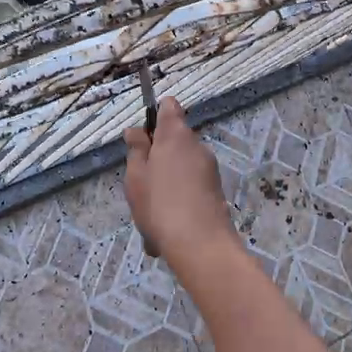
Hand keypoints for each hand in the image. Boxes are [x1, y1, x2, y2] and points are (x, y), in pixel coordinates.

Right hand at [124, 97, 235, 258]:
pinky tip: (163, 235)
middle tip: (141, 186)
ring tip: (150, 221)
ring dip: (166, 187)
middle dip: (157, 160)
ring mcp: (209, 169)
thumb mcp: (136, 176)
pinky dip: (177, 205)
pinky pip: (190, 192)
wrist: (200, 245)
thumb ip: (136, 150)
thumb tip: (136, 130)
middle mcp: (196, 145)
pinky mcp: (216, 192)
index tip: (143, 139)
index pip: (169, 106)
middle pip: (174, 142)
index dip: (155, 116)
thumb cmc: (160, 204)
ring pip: (180, 171)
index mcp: (175, 134)